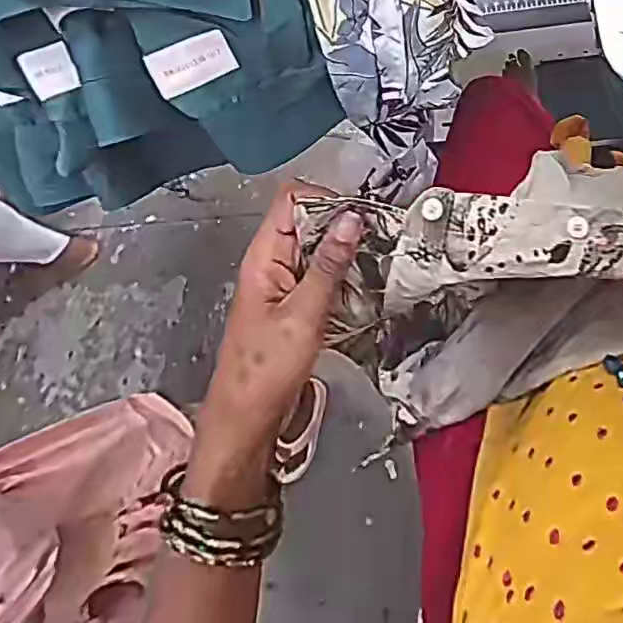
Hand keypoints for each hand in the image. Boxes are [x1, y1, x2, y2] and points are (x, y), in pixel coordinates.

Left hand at [188, 182, 363, 505]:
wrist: (246, 422)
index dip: (326, 200)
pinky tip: (362, 286)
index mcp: (263, 255)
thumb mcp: (304, 314)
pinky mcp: (295, 301)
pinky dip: (342, 274)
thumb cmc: (266, 370)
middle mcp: (271, 261)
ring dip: (345, 251)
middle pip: (308, 220)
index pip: (293, 199)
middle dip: (342, 224)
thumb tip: (352, 217)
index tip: (359, 219)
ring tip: (375, 262)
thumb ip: (330, 263)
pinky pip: (321, 272)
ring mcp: (283, 281)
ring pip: (318, 247)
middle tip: (376, 240)